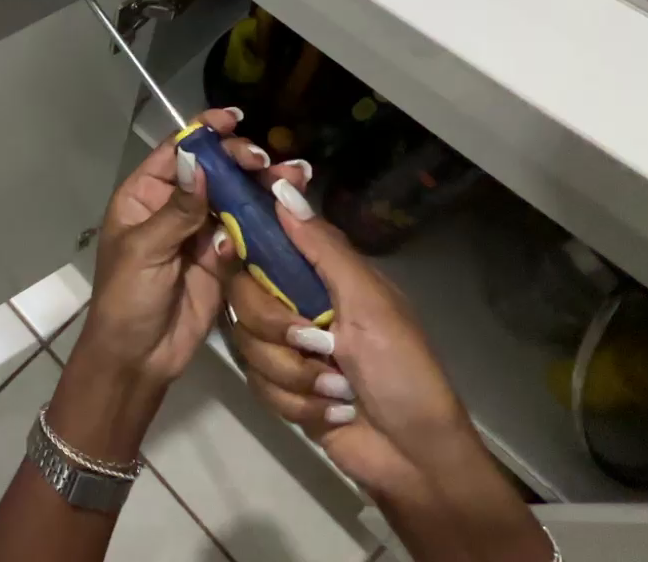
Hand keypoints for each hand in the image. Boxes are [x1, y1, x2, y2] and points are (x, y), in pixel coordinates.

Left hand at [50, 110, 301, 461]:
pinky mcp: (223, 261)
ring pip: (234, 200)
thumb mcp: (145, 250)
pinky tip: (290, 209)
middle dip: (240, 161)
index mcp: (144, 196)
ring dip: (261, 187)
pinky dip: (267, 221)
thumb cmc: (127, 296)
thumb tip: (202, 165)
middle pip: (212, 173)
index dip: (203, 134)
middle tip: (267, 163)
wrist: (139, 357)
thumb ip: (178, 211)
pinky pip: (247, 233)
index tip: (233, 119)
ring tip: (293, 177)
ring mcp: (199, 234)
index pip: (177, 154)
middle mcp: (173, 208)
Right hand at [224, 202, 475, 495]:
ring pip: (245, 342)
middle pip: (240, 295)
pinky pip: (256, 382)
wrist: (416, 461)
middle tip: (321, 346)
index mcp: (317, 274)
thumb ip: (322, 248)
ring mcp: (284, 344)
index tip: (230, 247)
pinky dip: (295, 402)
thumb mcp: (371, 303)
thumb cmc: (404, 371)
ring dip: (295, 375)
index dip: (240, 238)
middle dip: (277, 330)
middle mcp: (293, 301)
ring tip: (336, 389)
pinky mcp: (277, 384)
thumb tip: (282, 187)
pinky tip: (329, 410)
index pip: (262, 239)